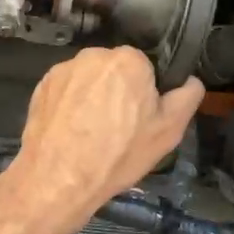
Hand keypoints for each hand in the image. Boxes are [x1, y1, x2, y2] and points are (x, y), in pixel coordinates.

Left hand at [11, 47, 204, 216]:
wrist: (59, 178)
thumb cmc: (119, 154)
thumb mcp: (168, 132)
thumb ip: (187, 98)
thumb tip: (191, 80)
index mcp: (129, 59)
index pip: (145, 68)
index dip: (145, 94)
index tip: (141, 119)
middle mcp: (94, 55)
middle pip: (115, 72)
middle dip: (118, 93)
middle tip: (117, 130)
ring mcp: (64, 69)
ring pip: (89, 80)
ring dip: (93, 98)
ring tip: (91, 135)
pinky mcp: (42, 86)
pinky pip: (66, 91)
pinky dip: (70, 106)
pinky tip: (71, 133)